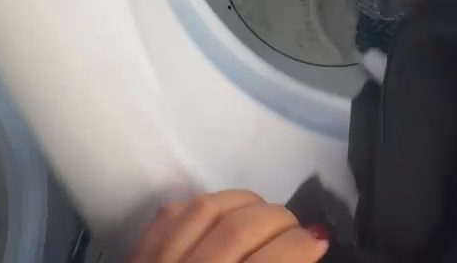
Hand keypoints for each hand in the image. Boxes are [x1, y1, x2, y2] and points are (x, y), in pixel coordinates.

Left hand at [129, 191, 328, 262]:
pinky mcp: (137, 255)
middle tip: (298, 229)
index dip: (299, 247)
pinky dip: (204, 204)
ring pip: (207, 208)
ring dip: (246, 202)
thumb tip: (307, 252)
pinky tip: (224, 213)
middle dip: (278, 219)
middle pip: (239, 229)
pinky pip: (174, 212)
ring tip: (266, 213)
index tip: (319, 242)